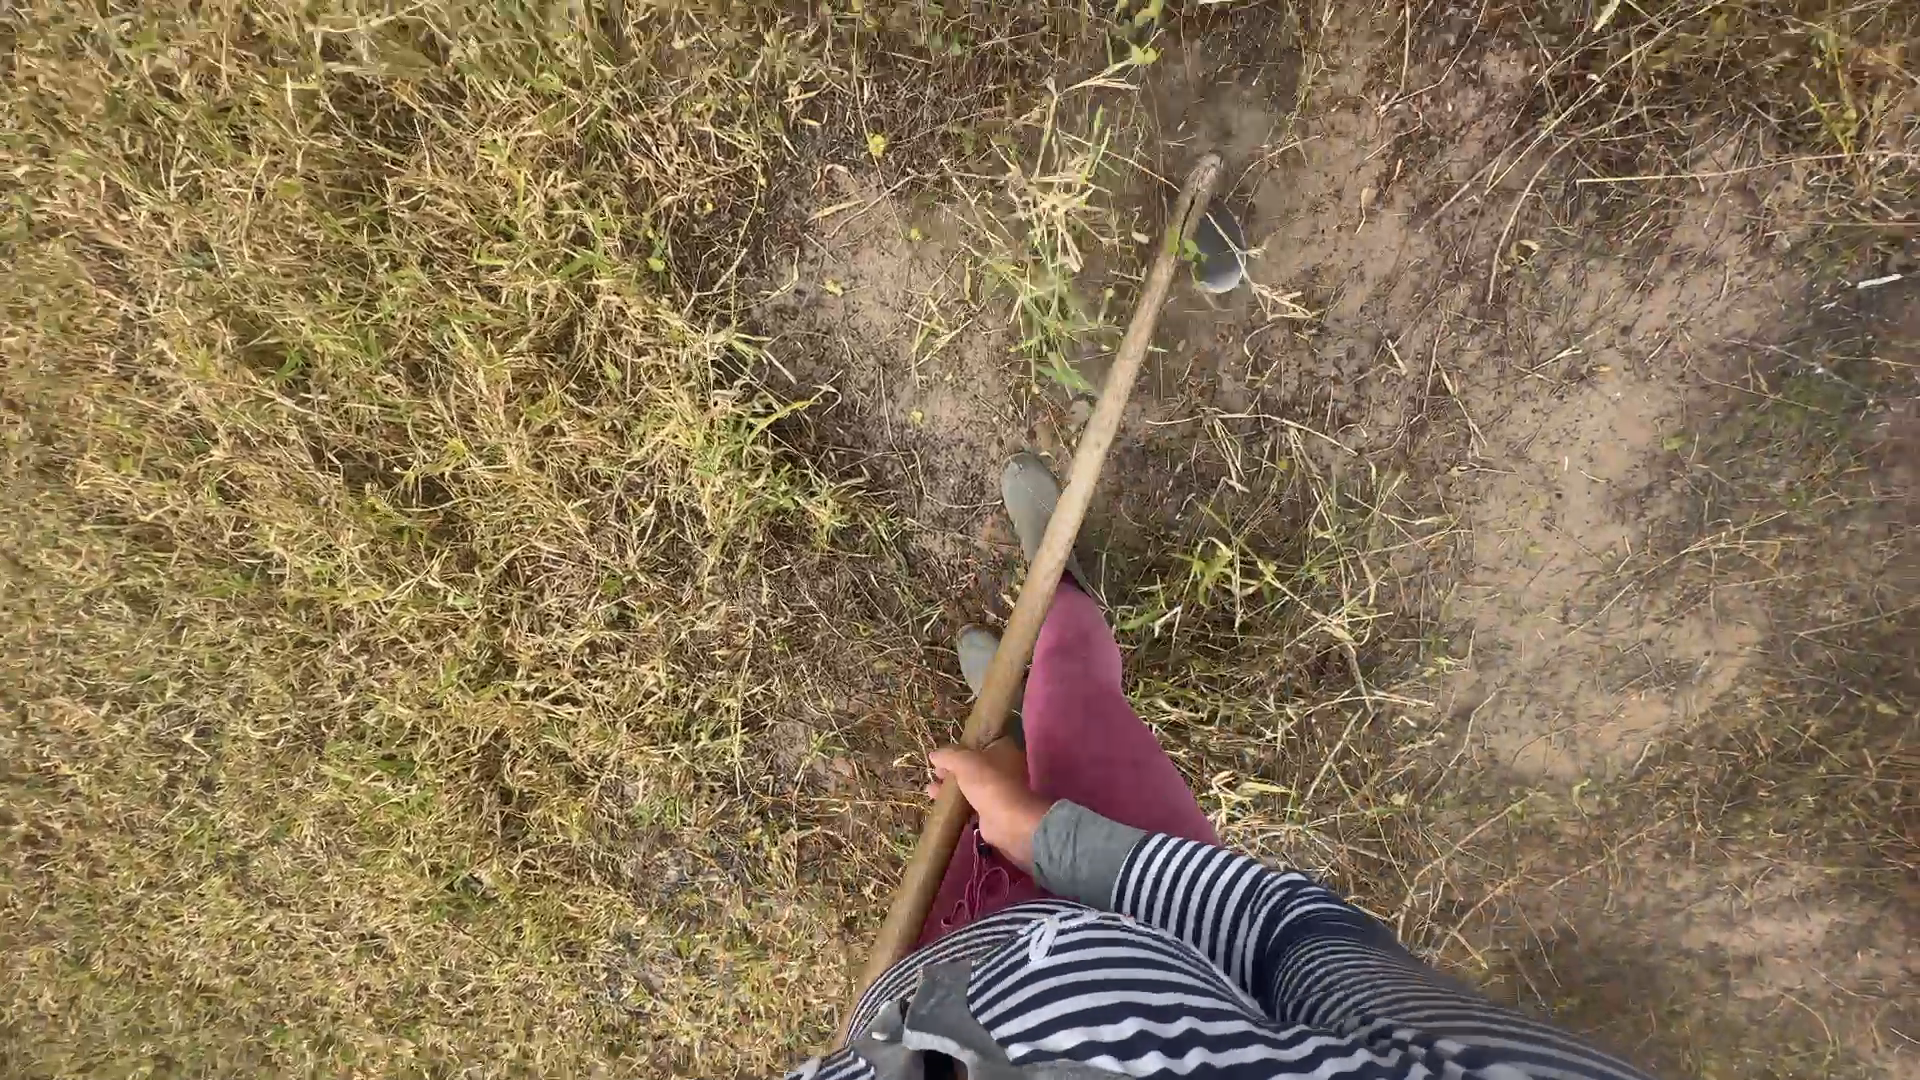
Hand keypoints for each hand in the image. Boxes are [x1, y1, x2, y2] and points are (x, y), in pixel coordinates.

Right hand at [926, 740, 1052, 873]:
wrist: (1006, 820)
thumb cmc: (988, 782)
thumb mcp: (964, 761)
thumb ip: (948, 755)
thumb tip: (934, 755)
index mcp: (1003, 748)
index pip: (980, 741)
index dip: (961, 745)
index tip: (944, 752)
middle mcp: (1003, 766)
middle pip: (973, 763)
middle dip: (952, 767)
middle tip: (935, 771)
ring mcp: (997, 789)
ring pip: (969, 783)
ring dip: (950, 786)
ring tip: (930, 788)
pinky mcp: (990, 809)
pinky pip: (968, 801)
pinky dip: (955, 801)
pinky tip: (938, 801)